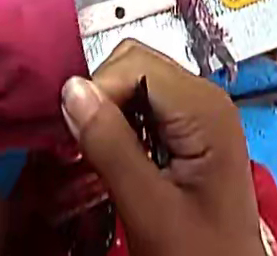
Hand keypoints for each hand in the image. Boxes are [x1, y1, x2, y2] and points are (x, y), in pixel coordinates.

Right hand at [60, 40, 264, 255]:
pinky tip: (116, 158)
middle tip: (81, 146)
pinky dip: (122, 124)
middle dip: (102, 97)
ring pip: (136, 82)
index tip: (72, 133)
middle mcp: (204, 97)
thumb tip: (72, 90)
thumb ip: (111, 146)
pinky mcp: (190, 130)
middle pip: (136, 65)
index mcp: (204, 107)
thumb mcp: (151, 210)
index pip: (135, 64)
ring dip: (109, 111)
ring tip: (95, 155)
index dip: (98, 91)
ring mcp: (199, 112)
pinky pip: (146, 105)